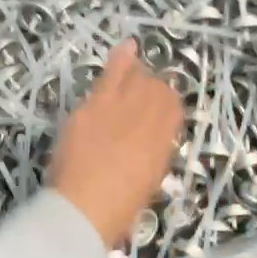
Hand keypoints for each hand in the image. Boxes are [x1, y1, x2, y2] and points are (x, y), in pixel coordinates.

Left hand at [50, 40, 183, 247]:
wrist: (83, 208)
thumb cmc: (119, 207)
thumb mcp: (149, 182)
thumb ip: (155, 154)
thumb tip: (155, 141)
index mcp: (162, 141)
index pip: (173, 108)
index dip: (169, 106)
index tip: (163, 111)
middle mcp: (146, 119)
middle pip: (155, 90)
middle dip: (152, 89)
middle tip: (144, 97)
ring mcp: (118, 108)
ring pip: (135, 78)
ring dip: (137, 71)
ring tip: (136, 54)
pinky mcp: (90, 106)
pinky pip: (108, 76)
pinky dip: (119, 60)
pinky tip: (126, 48)